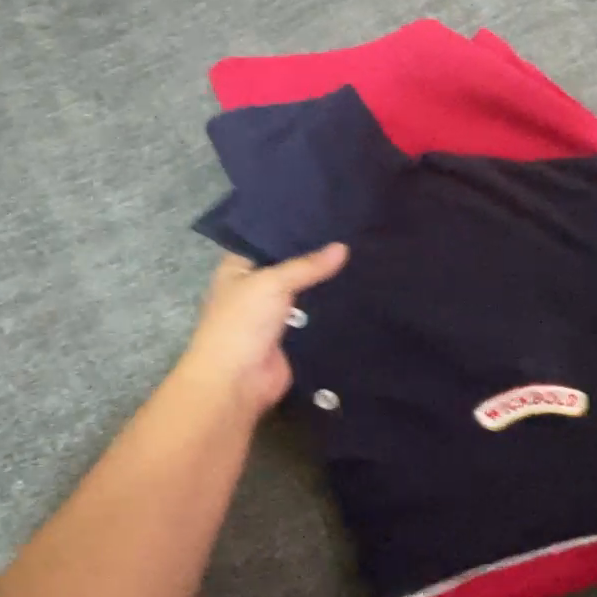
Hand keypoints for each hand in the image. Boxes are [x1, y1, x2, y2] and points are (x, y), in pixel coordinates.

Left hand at [177, 245, 348, 414]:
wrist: (237, 381)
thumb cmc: (242, 322)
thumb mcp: (272, 282)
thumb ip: (308, 265)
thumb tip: (343, 247)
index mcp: (237, 268)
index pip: (268, 239)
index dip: (293, 229)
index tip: (326, 215)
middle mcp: (253, 288)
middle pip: (288, 267)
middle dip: (314, 256)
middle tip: (350, 234)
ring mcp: (272, 314)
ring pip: (303, 292)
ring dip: (324, 283)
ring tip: (359, 257)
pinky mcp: (290, 337)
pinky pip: (314, 317)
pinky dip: (329, 309)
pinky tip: (356, 292)